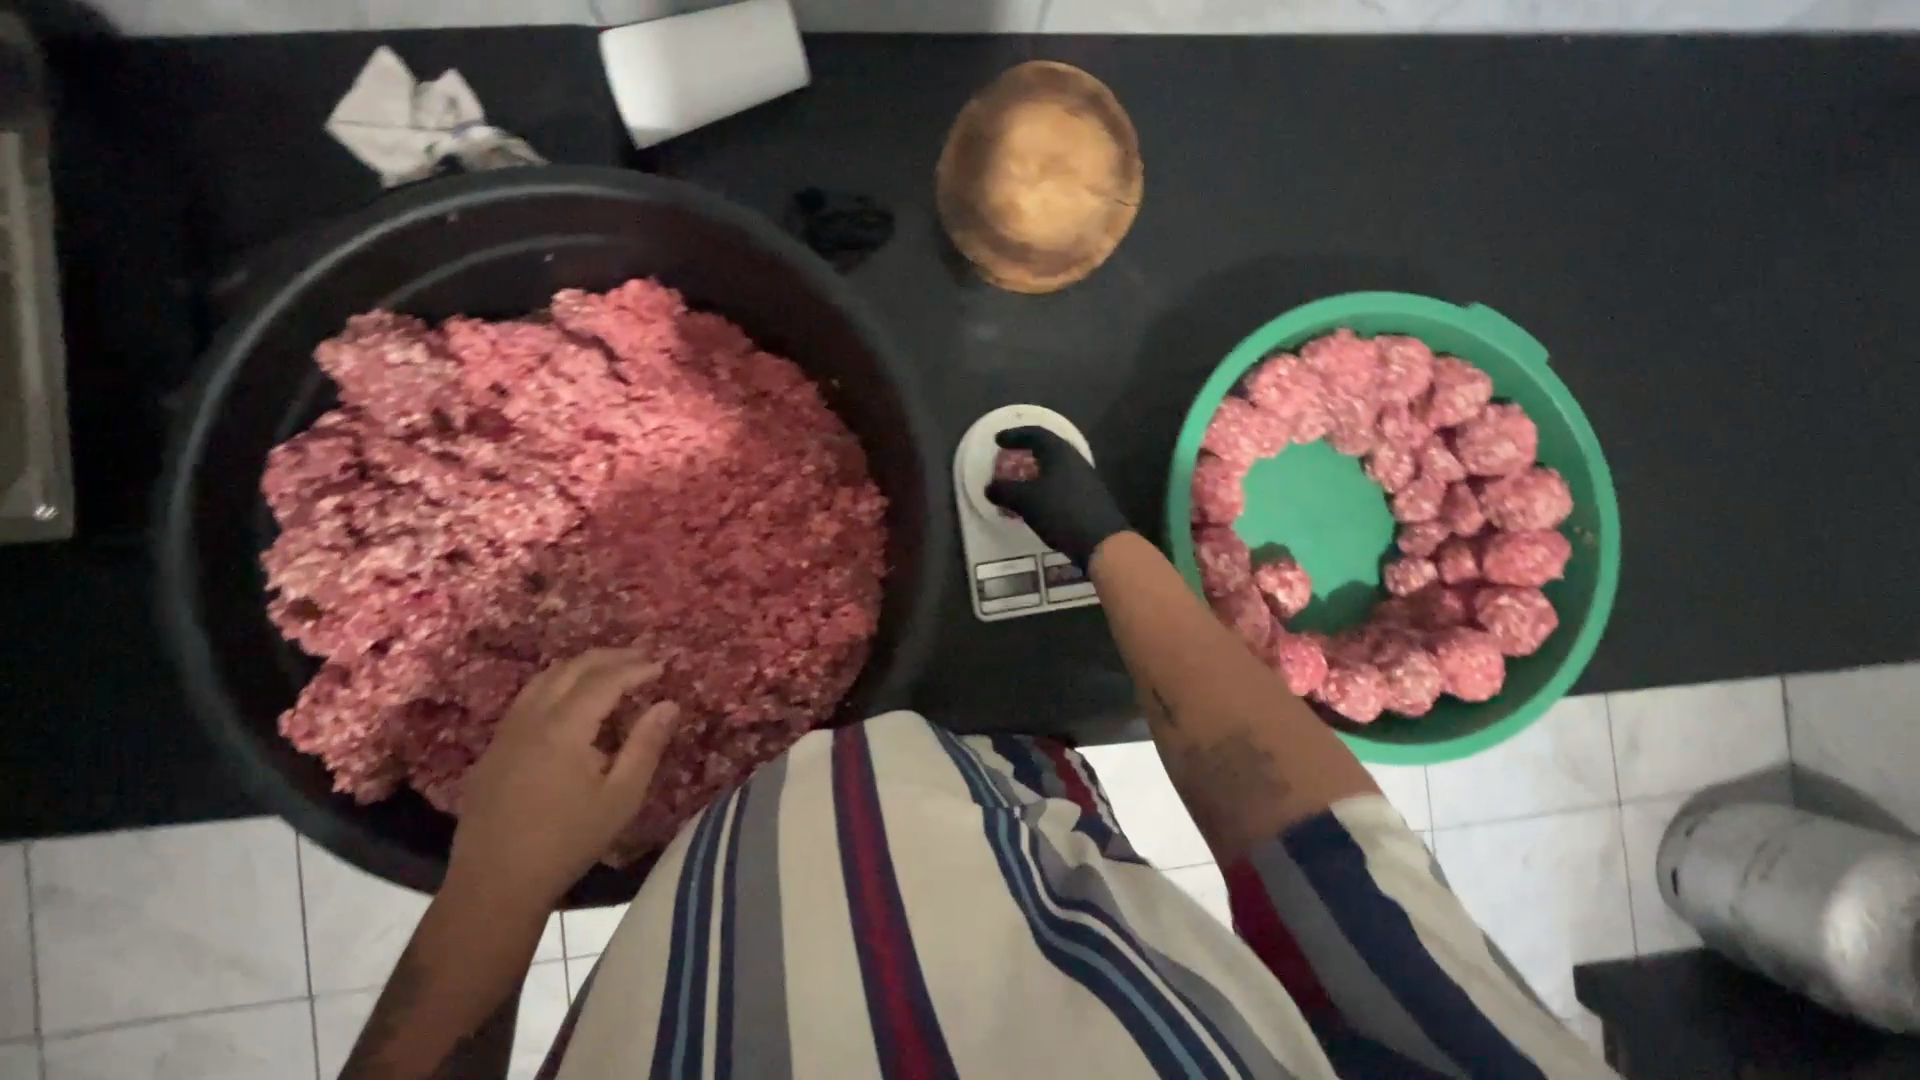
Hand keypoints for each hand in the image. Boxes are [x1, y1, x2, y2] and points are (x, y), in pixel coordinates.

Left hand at [445, 648, 680, 911]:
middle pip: (571, 668)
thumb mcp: (621, 798)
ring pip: (543, 679)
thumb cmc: (568, 841)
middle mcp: (530, 719)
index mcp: (563, 728)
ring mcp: (505, 733)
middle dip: (609, 658)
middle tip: (641, 657)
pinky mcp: (493, 750)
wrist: (495, 884)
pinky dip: (556, 686)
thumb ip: (646, 746)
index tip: (662, 666)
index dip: (635, 669)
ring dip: (579, 667)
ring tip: (609, 671)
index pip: (604, 680)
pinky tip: (570, 704)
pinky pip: (526, 700)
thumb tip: (668, 705)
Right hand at [985, 426, 1130, 568]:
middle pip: (1047, 449)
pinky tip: (1037, 502)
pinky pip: (1061, 484)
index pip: (1035, 434)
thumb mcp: (1026, 501)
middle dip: (1026, 453)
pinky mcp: (1088, 498)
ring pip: (1055, 468)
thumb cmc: (1061, 512)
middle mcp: (1074, 460)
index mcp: (1059, 453)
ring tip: (1019, 482)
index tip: (998, 440)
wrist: (1102, 541)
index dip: (1015, 435)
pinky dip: (1044, 487)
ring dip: (1035, 472)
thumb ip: (1005, 491)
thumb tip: (989, 487)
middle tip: (1009, 459)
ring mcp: (1084, 479)